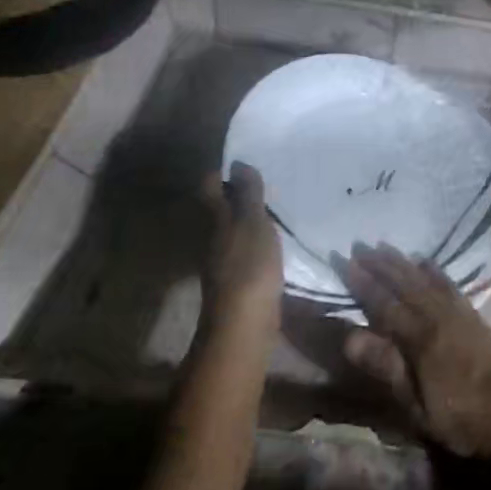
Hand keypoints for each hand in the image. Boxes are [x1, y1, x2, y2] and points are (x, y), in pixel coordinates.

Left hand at [200, 163, 282, 332]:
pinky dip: (258, 241)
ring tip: (279, 208)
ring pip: (234, 230)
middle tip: (269, 181)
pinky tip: (278, 242)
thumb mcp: (253, 224)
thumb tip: (238, 163)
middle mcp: (216, 238)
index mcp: (217, 221)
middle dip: (240, 194)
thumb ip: (248, 194)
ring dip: (251, 218)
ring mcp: (225, 261)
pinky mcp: (239, 281)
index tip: (246, 162)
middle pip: (221, 208)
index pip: (210, 188)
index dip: (223, 173)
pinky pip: (247, 250)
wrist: (244, 327)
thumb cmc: (249, 267)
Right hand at [337, 243, 490, 457]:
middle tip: (359, 246)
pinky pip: (448, 284)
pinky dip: (434, 270)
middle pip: (403, 283)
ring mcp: (457, 311)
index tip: (344, 261)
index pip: (383, 303)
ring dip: (402, 262)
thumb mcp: (415, 404)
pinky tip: (425, 262)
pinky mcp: (472, 314)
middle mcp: (437, 315)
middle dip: (380, 264)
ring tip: (384, 246)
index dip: (362, 282)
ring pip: (424, 278)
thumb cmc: (459, 416)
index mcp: (419, 337)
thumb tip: (350, 337)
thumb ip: (385, 367)